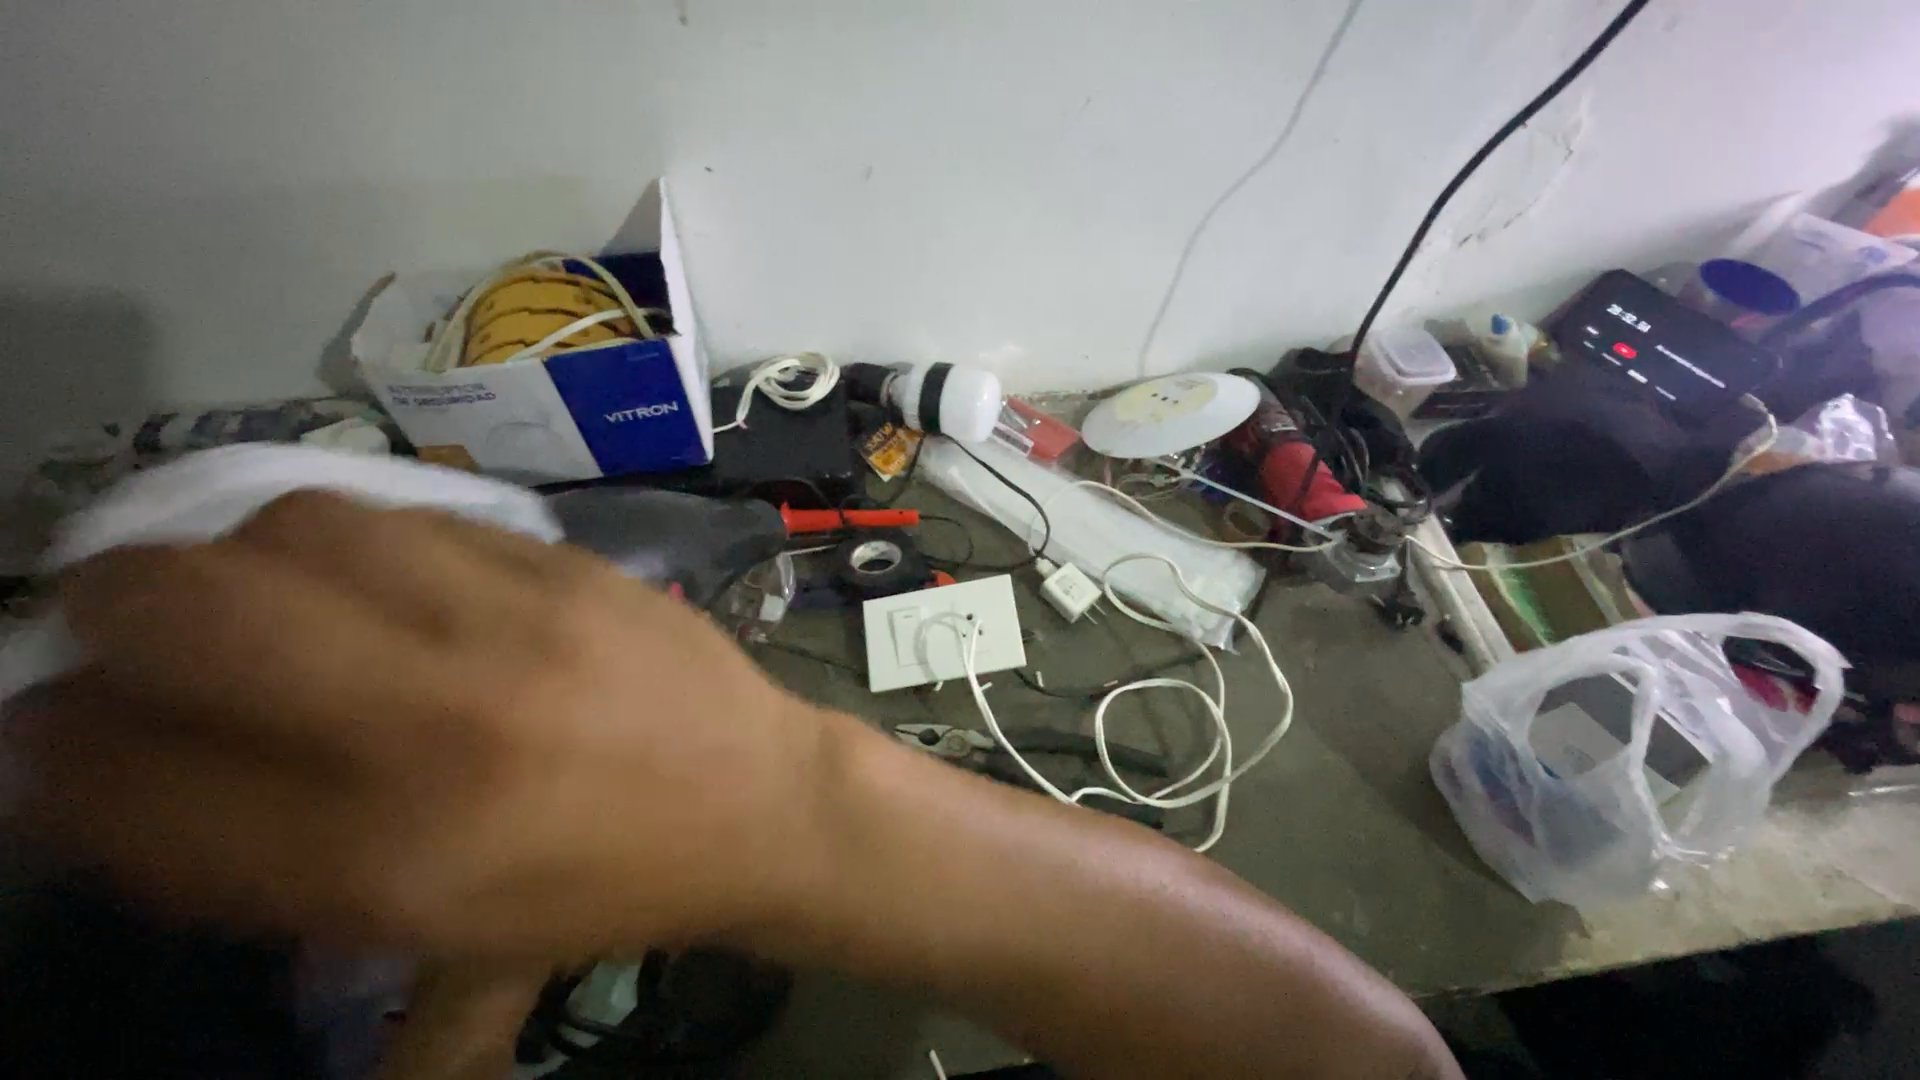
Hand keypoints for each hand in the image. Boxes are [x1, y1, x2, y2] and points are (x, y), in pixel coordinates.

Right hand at [8, 491, 837, 956]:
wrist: (758, 799)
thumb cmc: (599, 881)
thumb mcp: (424, 922)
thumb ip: (252, 851)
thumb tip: (97, 758)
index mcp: (381, 854)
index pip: (120, 776)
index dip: (53, 745)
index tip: (63, 728)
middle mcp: (435, 717)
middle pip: (180, 606)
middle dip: (109, 608)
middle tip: (134, 631)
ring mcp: (513, 619)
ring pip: (297, 522)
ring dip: (242, 552)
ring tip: (269, 595)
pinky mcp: (572, 564)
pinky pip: (417, 514)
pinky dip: (364, 539)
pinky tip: (383, 579)